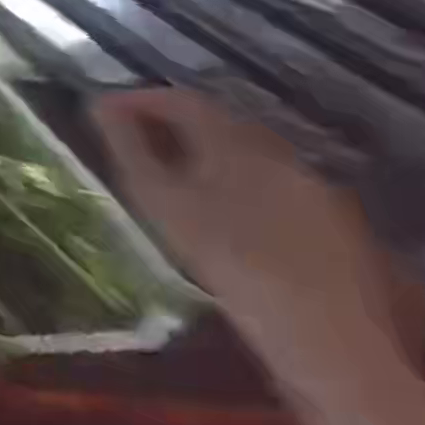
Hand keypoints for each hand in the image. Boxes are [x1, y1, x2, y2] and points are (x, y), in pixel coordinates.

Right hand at [90, 91, 414, 401]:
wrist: (316, 326)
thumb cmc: (219, 249)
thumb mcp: (155, 193)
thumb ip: (125, 143)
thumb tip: (97, 102)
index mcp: (233, 139)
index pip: (180, 98)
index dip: (137, 98)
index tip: (102, 111)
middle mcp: (276, 150)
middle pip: (216, 120)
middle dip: (169, 123)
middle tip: (131, 139)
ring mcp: (309, 184)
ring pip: (243, 150)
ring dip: (201, 150)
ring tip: (167, 171)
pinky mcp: (327, 216)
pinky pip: (268, 176)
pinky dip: (232, 174)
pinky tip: (215, 202)